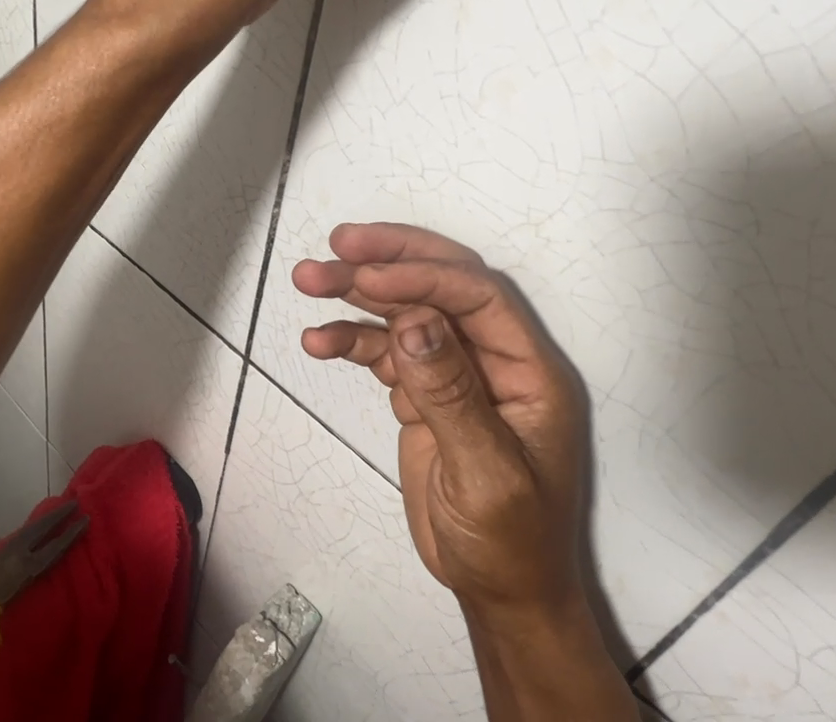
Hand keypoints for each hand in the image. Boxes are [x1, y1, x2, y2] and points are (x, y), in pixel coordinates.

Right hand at [292, 223, 587, 613]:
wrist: (498, 591)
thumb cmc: (511, 543)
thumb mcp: (486, 476)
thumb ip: (452, 396)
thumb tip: (414, 322)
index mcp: (528, 371)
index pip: (477, 296)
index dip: (421, 275)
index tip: (364, 274)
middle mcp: (492, 359)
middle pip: (442, 287)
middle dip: (389, 260)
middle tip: (336, 245)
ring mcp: (456, 373)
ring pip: (406, 313)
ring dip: (357, 295)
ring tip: (308, 280)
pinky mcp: (423, 393)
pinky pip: (385, 352)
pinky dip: (351, 341)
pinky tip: (318, 340)